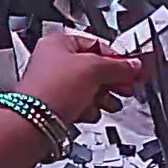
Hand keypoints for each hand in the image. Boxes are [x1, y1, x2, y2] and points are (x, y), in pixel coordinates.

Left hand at [15, 30, 142, 123]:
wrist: (34, 123)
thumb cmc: (52, 90)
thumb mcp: (94, 69)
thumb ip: (118, 66)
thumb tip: (133, 66)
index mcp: (58, 43)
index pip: (95, 45)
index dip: (116, 57)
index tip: (132, 68)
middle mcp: (53, 63)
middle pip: (93, 68)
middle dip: (110, 80)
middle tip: (124, 86)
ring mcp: (53, 86)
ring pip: (87, 89)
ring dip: (101, 96)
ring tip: (110, 102)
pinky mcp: (55, 107)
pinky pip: (78, 105)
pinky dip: (87, 109)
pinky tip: (90, 112)